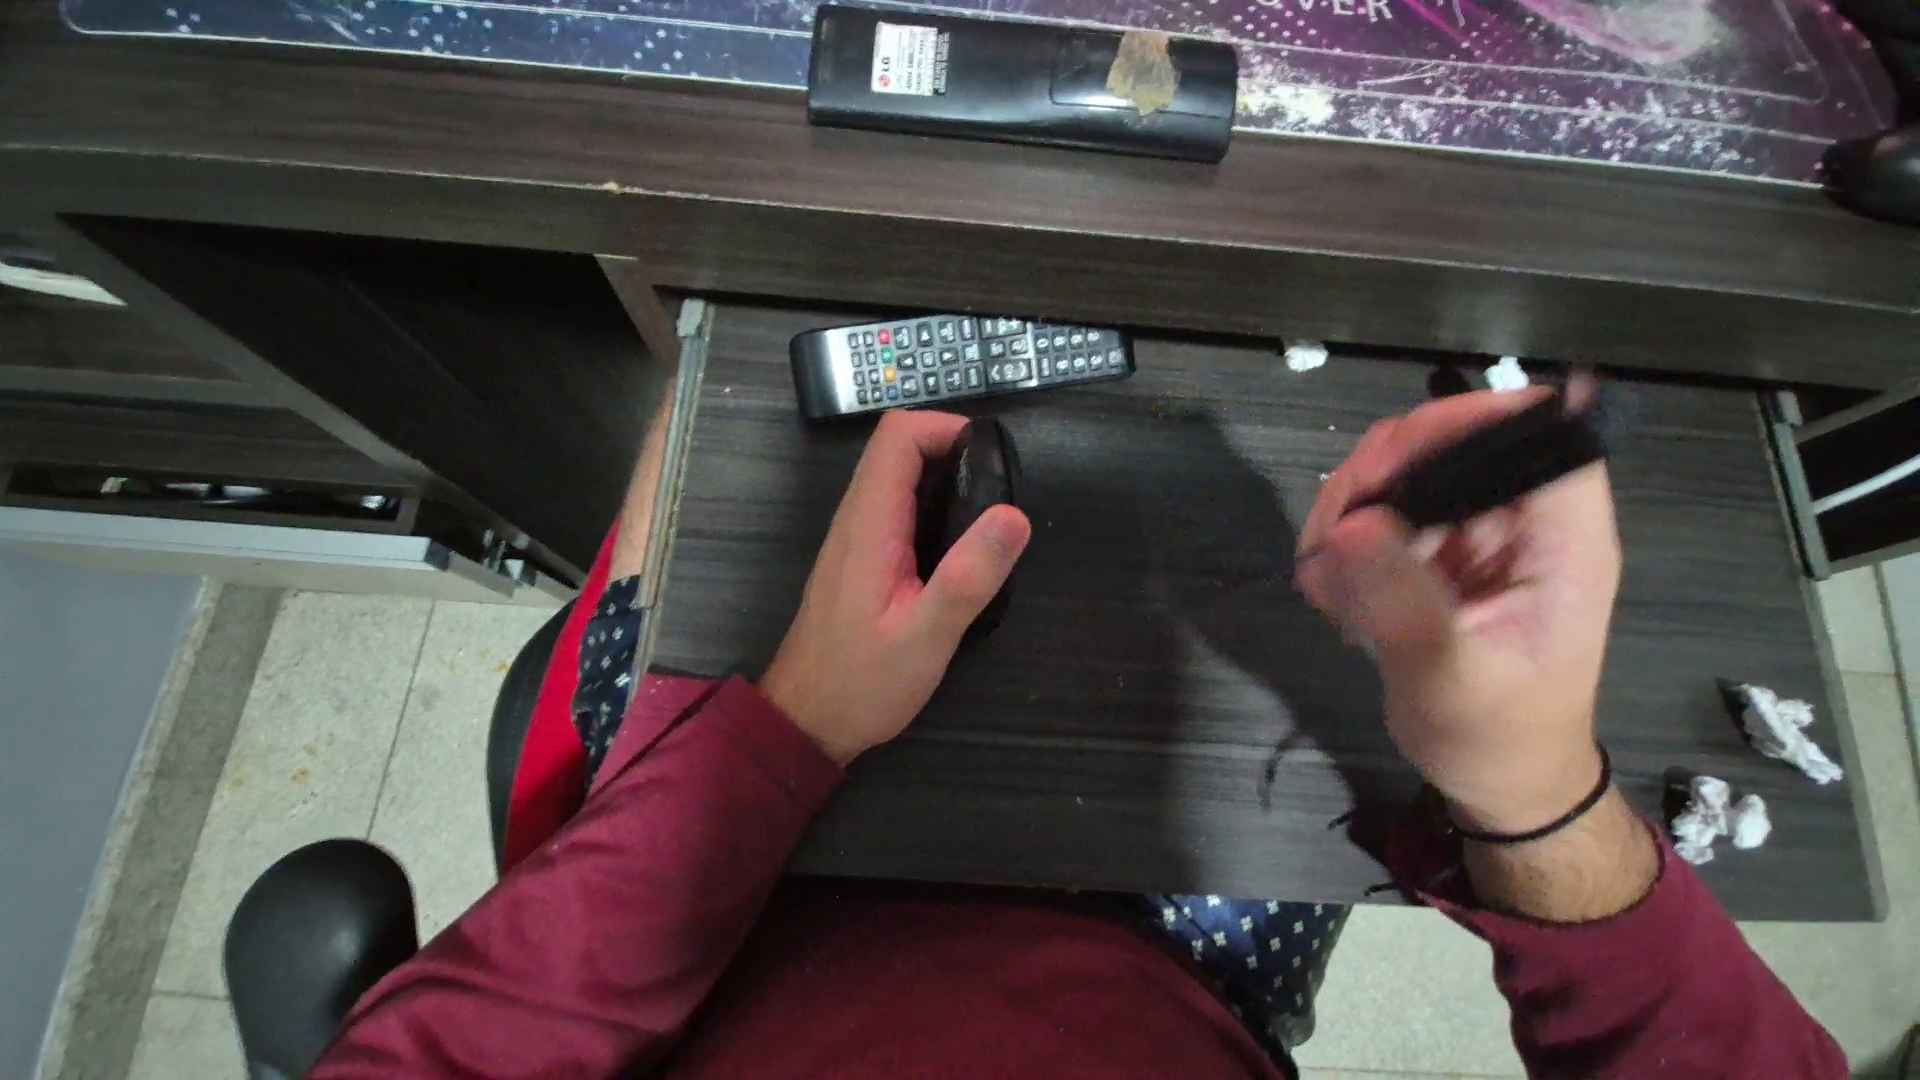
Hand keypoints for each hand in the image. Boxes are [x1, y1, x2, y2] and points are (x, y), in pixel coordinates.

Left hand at [761, 411, 1031, 765]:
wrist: (806, 720)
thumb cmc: (862, 683)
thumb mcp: (926, 636)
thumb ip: (969, 575)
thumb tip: (1015, 514)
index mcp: (869, 524)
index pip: (897, 437)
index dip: (946, 428)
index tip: (993, 456)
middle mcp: (856, 520)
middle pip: (897, 450)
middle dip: (952, 451)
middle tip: (1002, 488)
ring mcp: (855, 539)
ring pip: (896, 480)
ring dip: (944, 479)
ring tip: (990, 516)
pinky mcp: (861, 560)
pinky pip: (896, 511)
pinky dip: (932, 508)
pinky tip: (960, 547)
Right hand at [1294, 386, 1620, 834]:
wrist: (1493, 778)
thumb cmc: (1496, 736)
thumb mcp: (1451, 675)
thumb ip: (1403, 599)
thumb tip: (1350, 526)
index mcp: (1558, 540)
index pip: (1536, 434)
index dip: (1468, 421)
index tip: (1389, 457)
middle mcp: (1513, 524)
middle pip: (1444, 447)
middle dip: (1375, 478)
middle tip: (1330, 537)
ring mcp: (1464, 539)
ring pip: (1395, 480)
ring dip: (1342, 518)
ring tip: (1324, 583)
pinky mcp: (1424, 559)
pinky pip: (1370, 523)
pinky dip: (1336, 550)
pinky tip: (1331, 598)